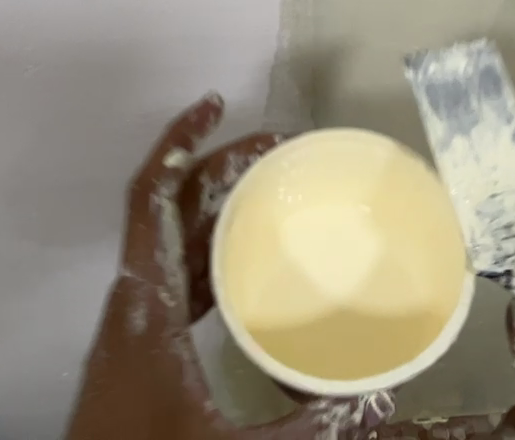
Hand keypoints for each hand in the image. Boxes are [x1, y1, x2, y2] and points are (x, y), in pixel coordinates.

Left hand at [65, 94, 396, 439]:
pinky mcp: (150, 336)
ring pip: (177, 234)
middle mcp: (139, 292)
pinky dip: (214, 244)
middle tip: (276, 147)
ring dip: (217, 202)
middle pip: (172, 203)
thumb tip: (375, 395)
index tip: (214, 106)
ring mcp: (142, 313)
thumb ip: (305, 422)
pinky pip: (183, 268)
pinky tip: (251, 252)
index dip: (178, 142)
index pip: (152, 196)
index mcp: (145, 299)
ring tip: (271, 183)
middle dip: (219, 163)